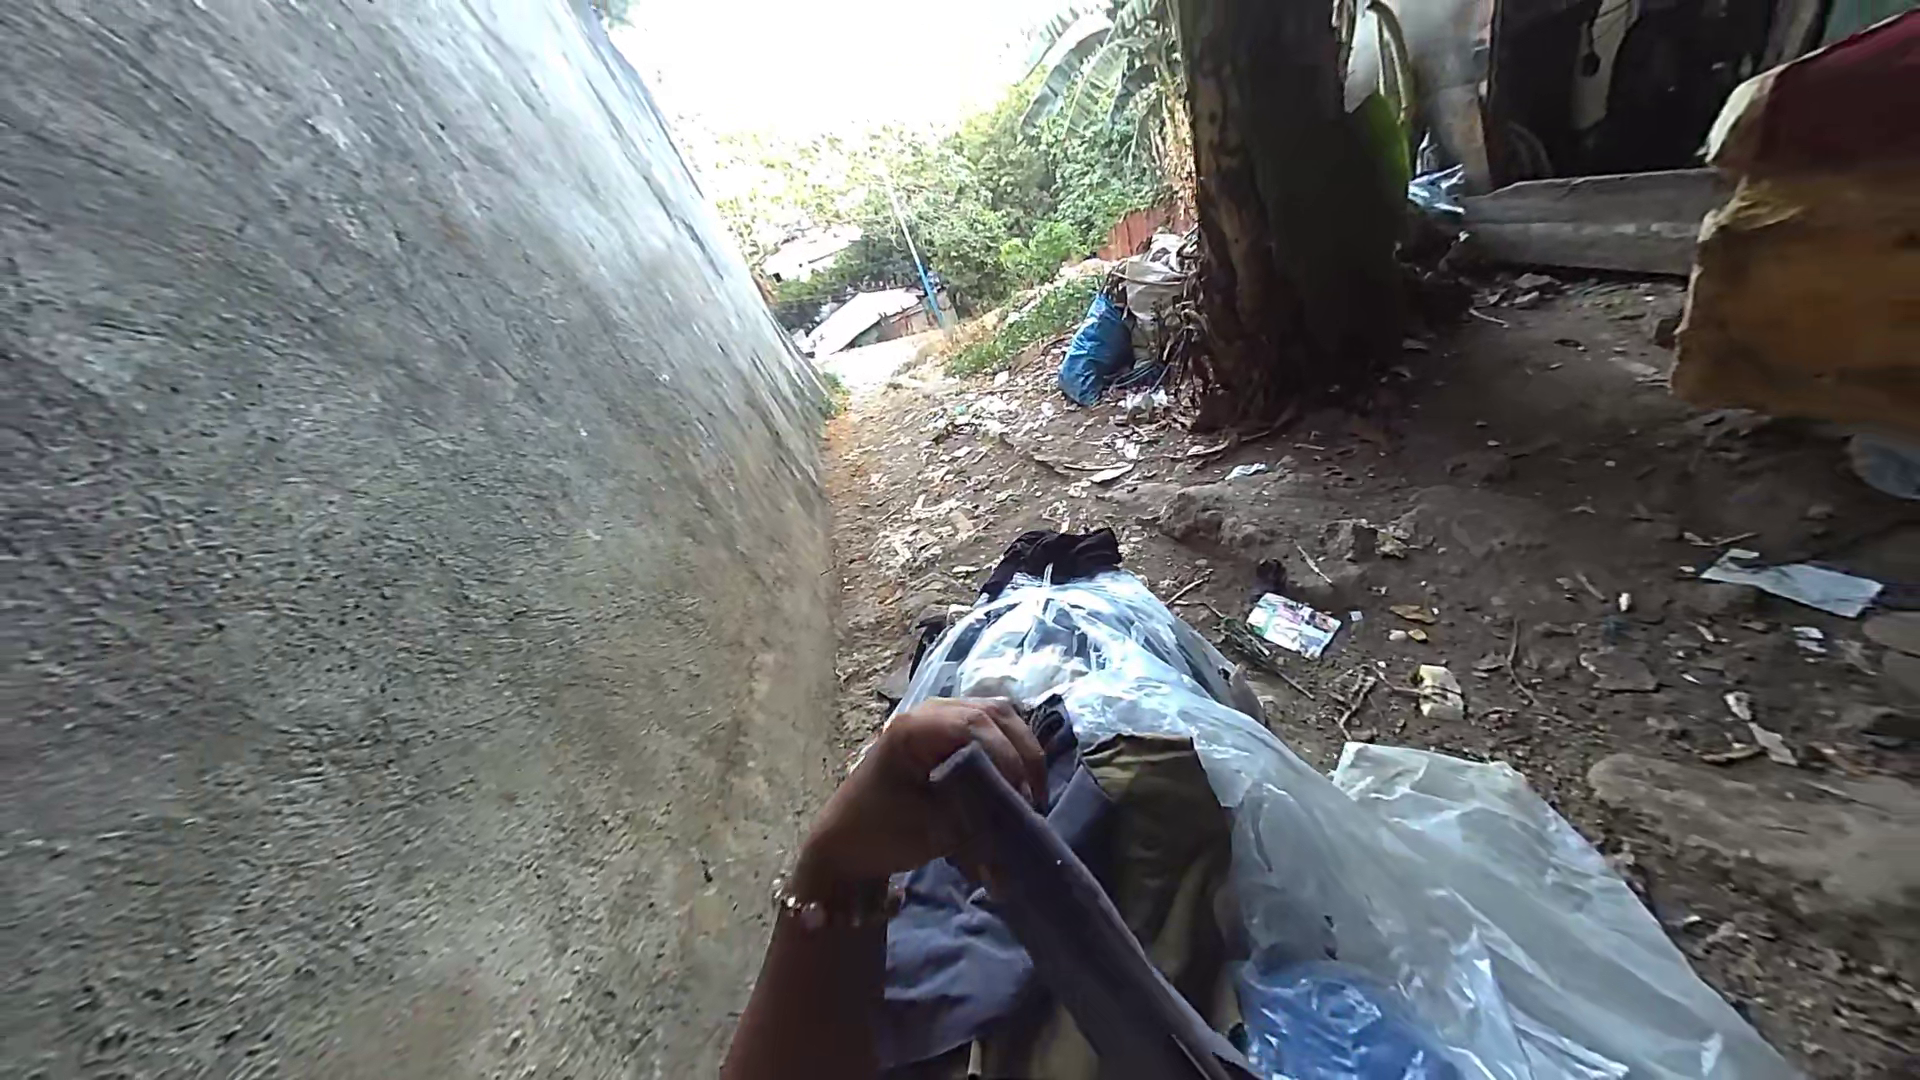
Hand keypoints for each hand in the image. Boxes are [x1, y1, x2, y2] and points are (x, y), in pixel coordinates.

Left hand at [795, 698, 1046, 889]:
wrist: (845, 840)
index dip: (1008, 757)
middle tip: (1033, 794)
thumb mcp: (932, 830)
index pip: (976, 725)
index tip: (1023, 798)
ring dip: (1018, 746)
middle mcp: (927, 711)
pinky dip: (1006, 746)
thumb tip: (1022, 822)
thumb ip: (979, 818)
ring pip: (993, 714)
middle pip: (992, 712)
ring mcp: (935, 716)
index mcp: (915, 728)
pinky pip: (984, 725)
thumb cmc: (880, 833)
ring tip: (1028, 786)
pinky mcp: (942, 730)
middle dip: (1021, 751)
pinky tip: (1014, 774)